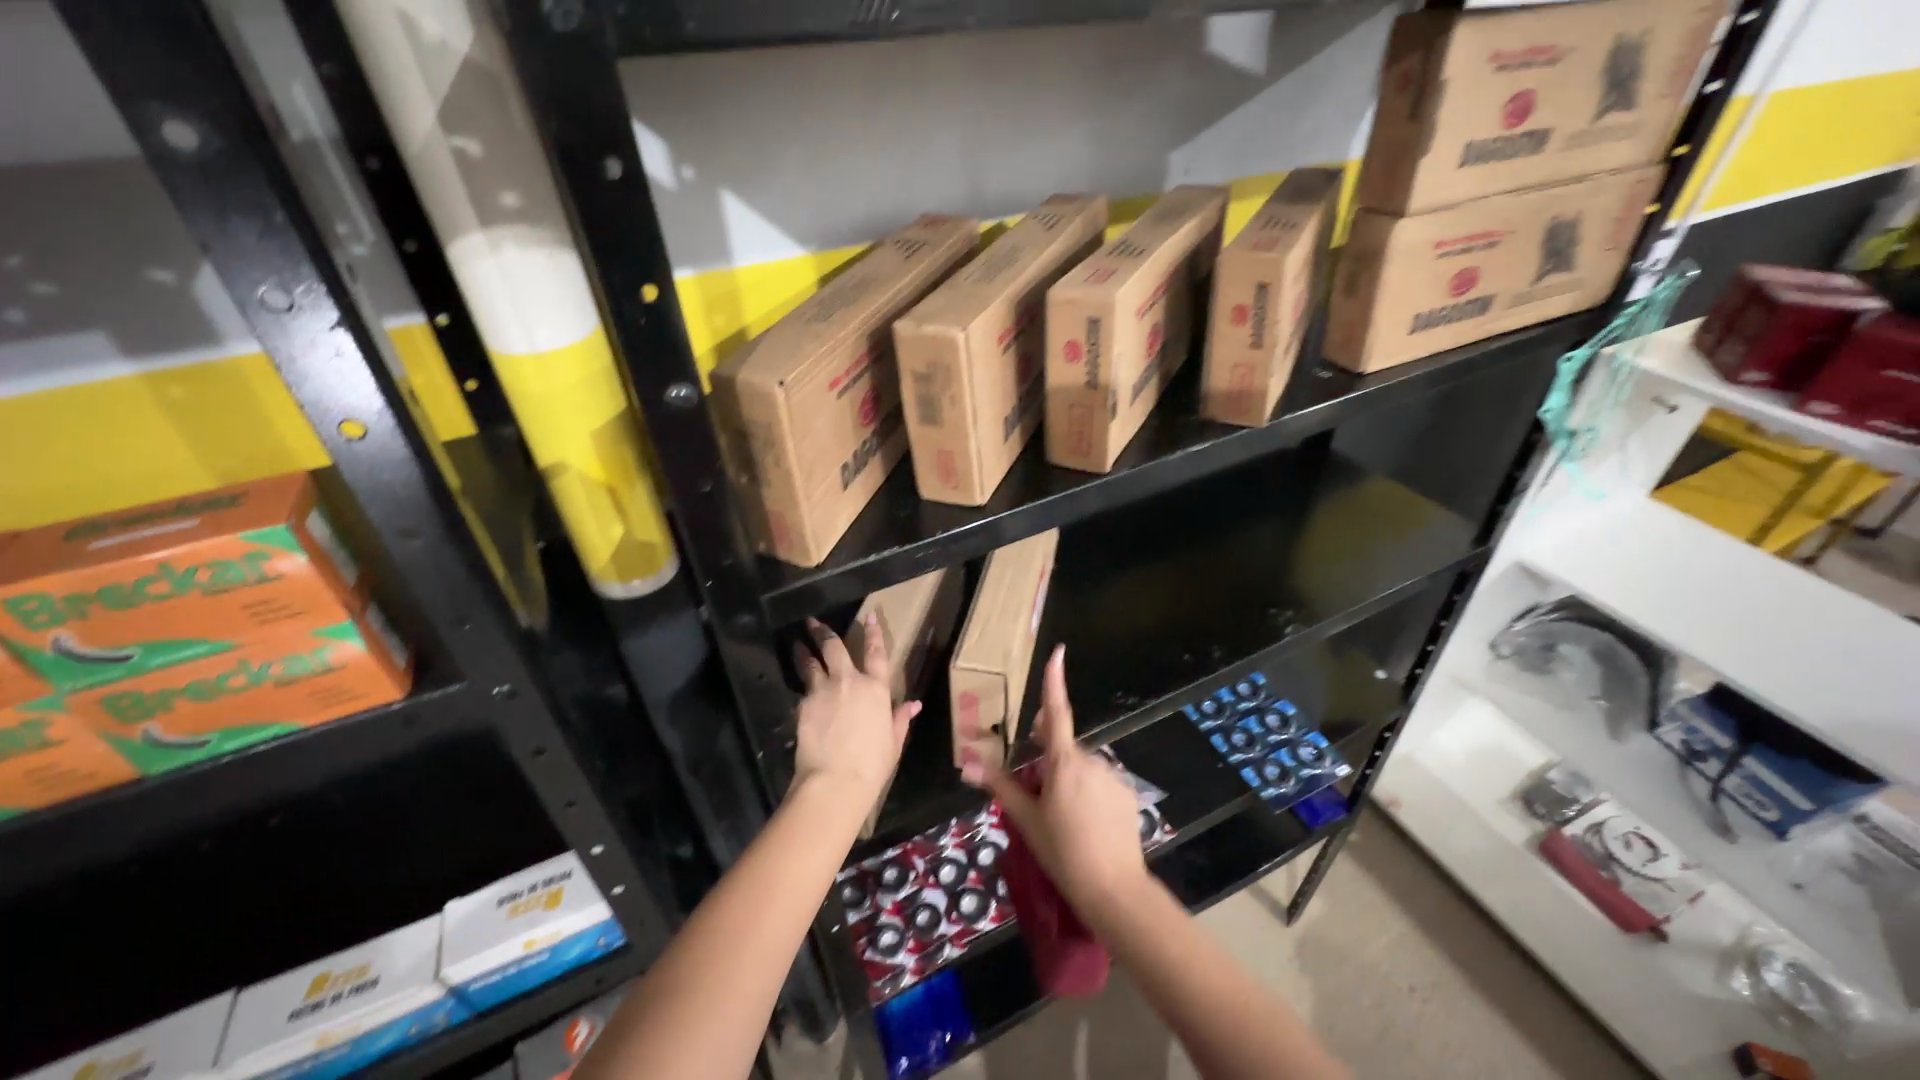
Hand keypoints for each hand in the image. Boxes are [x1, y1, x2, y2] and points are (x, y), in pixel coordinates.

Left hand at [791, 615, 921, 810]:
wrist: (835, 780)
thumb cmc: (872, 764)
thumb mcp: (893, 741)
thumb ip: (900, 718)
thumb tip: (914, 705)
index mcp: (875, 689)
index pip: (876, 652)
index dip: (874, 632)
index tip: (870, 614)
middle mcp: (848, 681)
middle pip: (834, 648)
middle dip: (823, 632)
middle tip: (812, 621)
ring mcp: (822, 691)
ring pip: (810, 663)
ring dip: (803, 652)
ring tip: (797, 644)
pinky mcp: (803, 705)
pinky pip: (804, 691)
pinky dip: (803, 688)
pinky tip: (800, 690)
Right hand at [963, 645, 1150, 916]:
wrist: (1114, 887)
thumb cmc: (1063, 852)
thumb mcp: (1026, 820)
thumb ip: (1000, 787)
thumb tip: (967, 764)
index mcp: (1064, 763)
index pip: (1056, 713)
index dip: (1055, 682)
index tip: (1058, 652)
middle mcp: (1091, 760)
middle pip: (1062, 747)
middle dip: (1047, 757)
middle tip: (1034, 791)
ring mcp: (1112, 776)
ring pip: (1081, 768)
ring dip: (1068, 780)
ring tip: (1062, 820)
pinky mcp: (1126, 793)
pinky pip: (1099, 784)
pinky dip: (1088, 794)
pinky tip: (1086, 825)